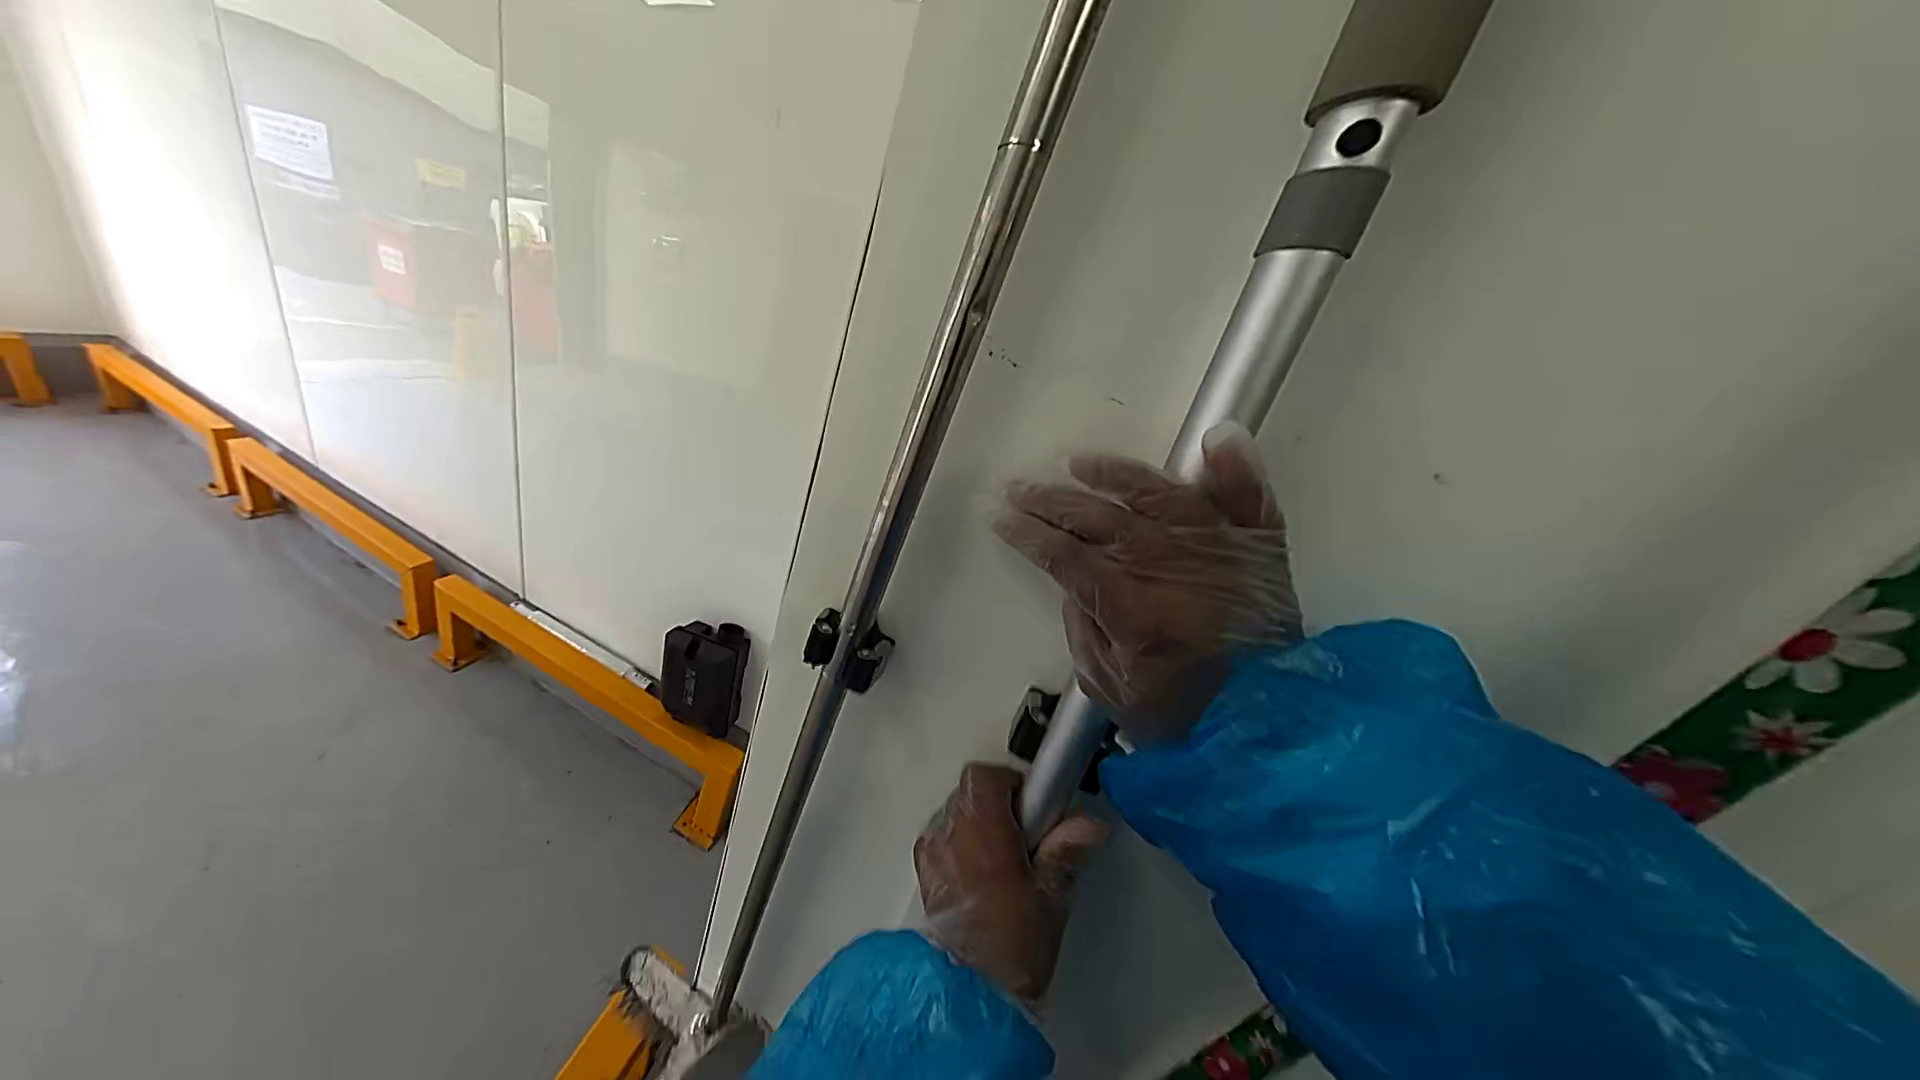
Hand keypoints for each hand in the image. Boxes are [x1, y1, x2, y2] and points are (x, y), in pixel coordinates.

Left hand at [915, 763, 1107, 1002]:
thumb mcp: (1051, 897)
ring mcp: (932, 852)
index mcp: (982, 833)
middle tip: (1027, 836)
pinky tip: (982, 874)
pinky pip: (943, 836)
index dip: (1014, 783)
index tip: (1035, 805)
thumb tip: (1088, 822)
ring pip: (957, 812)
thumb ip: (1067, 849)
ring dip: (981, 822)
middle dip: (1001, 804)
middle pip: (972, 791)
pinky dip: (962, 841)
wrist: (970, 996)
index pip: (986, 776)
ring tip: (1006, 860)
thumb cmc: (1011, 950)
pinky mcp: (924, 871)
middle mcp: (950, 835)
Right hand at [994, 421, 1300, 743]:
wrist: (1262, 728)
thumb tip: (1075, 577)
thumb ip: (1082, 624)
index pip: (1063, 553)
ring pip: (1156, 491)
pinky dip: (1235, 468)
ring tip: (1079, 463)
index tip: (1002, 519)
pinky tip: (1217, 441)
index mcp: (1130, 606)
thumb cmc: (1180, 715)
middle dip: (1049, 499)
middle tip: (1019, 488)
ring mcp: (1217, 549)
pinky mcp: (1258, 549)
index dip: (1026, 533)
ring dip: (1113, 472)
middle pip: (1097, 515)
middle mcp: (1170, 564)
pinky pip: (1248, 498)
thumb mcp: (1106, 684)